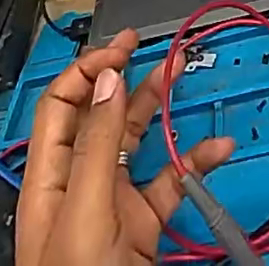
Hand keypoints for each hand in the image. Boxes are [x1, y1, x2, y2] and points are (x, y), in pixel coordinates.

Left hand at [16, 29, 236, 265]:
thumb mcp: (85, 213)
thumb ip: (96, 143)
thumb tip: (107, 79)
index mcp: (52, 177)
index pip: (62, 104)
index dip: (88, 70)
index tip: (123, 50)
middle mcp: (81, 182)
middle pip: (101, 112)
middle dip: (125, 75)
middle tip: (147, 46)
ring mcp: (114, 201)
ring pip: (138, 138)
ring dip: (161, 105)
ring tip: (182, 73)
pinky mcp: (145, 222)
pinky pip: (173, 179)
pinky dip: (196, 160)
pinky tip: (216, 149)